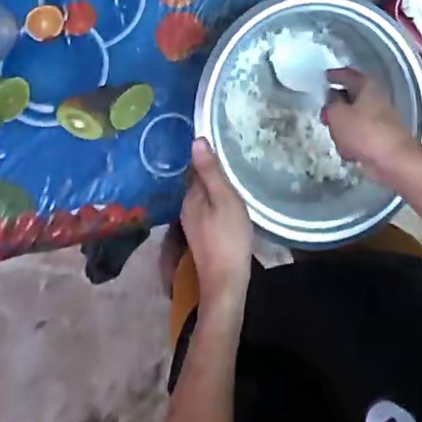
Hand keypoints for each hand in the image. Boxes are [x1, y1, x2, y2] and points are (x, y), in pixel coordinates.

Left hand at [182, 138, 251, 304]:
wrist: (226, 283)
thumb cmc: (228, 237)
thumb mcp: (224, 199)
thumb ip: (210, 171)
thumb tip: (196, 140)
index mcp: (190, 197)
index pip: (195, 167)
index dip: (208, 154)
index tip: (223, 139)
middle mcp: (186, 208)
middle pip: (198, 181)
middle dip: (211, 168)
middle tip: (232, 151)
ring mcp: (194, 224)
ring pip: (204, 195)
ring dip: (215, 184)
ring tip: (235, 171)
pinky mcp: (203, 235)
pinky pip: (209, 208)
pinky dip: (218, 199)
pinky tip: (231, 198)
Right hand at [321, 67, 421, 181]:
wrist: (394, 161)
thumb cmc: (364, 132)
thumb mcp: (338, 115)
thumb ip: (330, 105)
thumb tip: (332, 99)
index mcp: (367, 86)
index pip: (348, 74)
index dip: (334, 74)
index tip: (323, 77)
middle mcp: (376, 98)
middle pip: (351, 97)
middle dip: (336, 107)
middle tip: (324, 116)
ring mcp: (380, 118)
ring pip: (354, 118)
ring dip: (343, 127)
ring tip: (336, 138)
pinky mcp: (381, 138)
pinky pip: (361, 136)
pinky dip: (352, 142)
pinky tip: (348, 153)